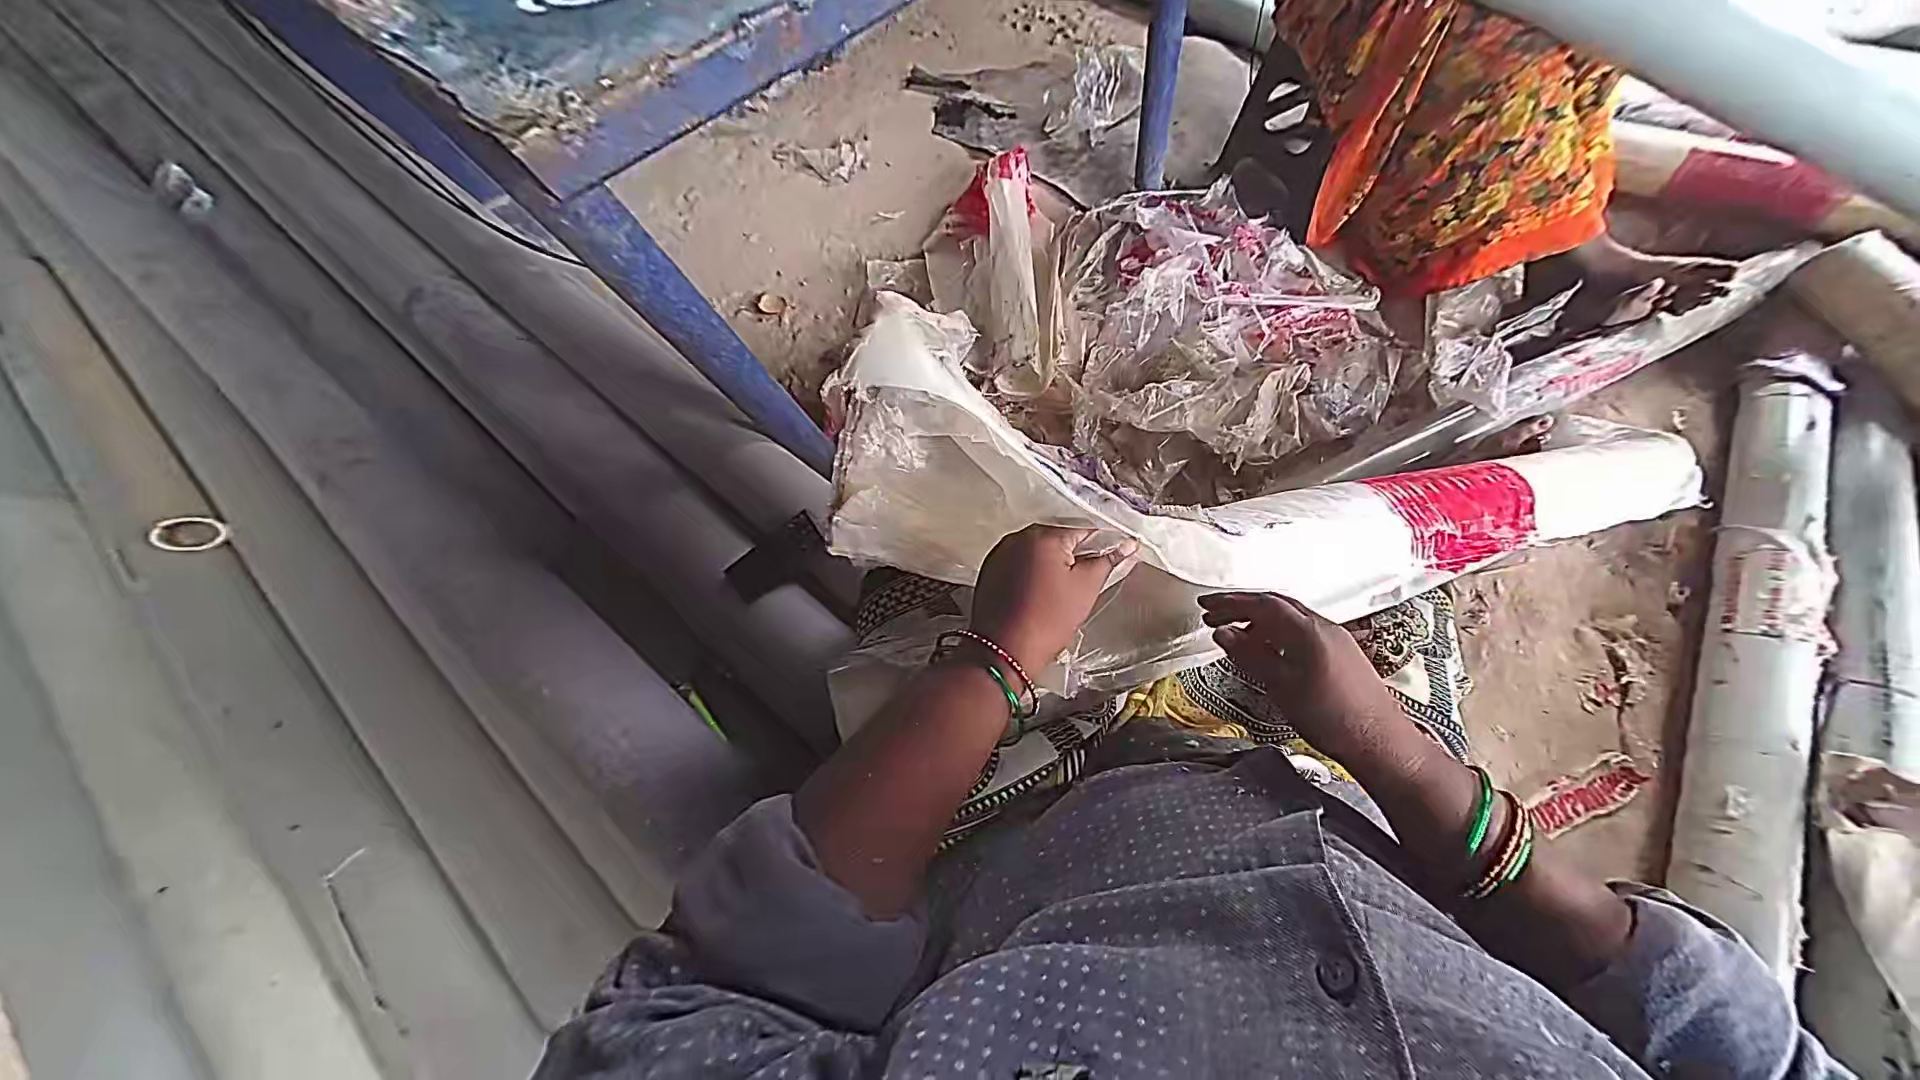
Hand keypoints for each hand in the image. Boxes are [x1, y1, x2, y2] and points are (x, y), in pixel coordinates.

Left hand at [970, 525, 1136, 672]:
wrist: (1005, 651)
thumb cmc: (1045, 622)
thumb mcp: (1086, 588)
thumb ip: (1108, 561)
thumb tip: (1125, 546)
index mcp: (1043, 536)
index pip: (1084, 527)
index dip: (1104, 541)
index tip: (1116, 553)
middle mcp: (1018, 538)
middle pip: (1059, 535)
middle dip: (1078, 552)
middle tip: (1091, 575)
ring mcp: (1001, 553)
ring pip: (1039, 549)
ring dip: (1055, 561)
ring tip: (1065, 588)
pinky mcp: (992, 569)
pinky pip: (1021, 561)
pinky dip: (1035, 570)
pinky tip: (1044, 591)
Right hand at [1199, 592, 1404, 759]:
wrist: (1382, 743)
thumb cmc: (1331, 717)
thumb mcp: (1281, 686)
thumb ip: (1251, 655)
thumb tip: (1223, 633)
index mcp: (1308, 631)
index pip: (1262, 604)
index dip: (1230, 602)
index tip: (1205, 604)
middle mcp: (1323, 627)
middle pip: (1276, 604)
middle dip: (1241, 606)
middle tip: (1213, 613)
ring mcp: (1335, 638)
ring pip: (1289, 616)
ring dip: (1258, 618)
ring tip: (1234, 632)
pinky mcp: (1341, 652)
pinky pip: (1300, 628)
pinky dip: (1276, 630)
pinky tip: (1266, 647)